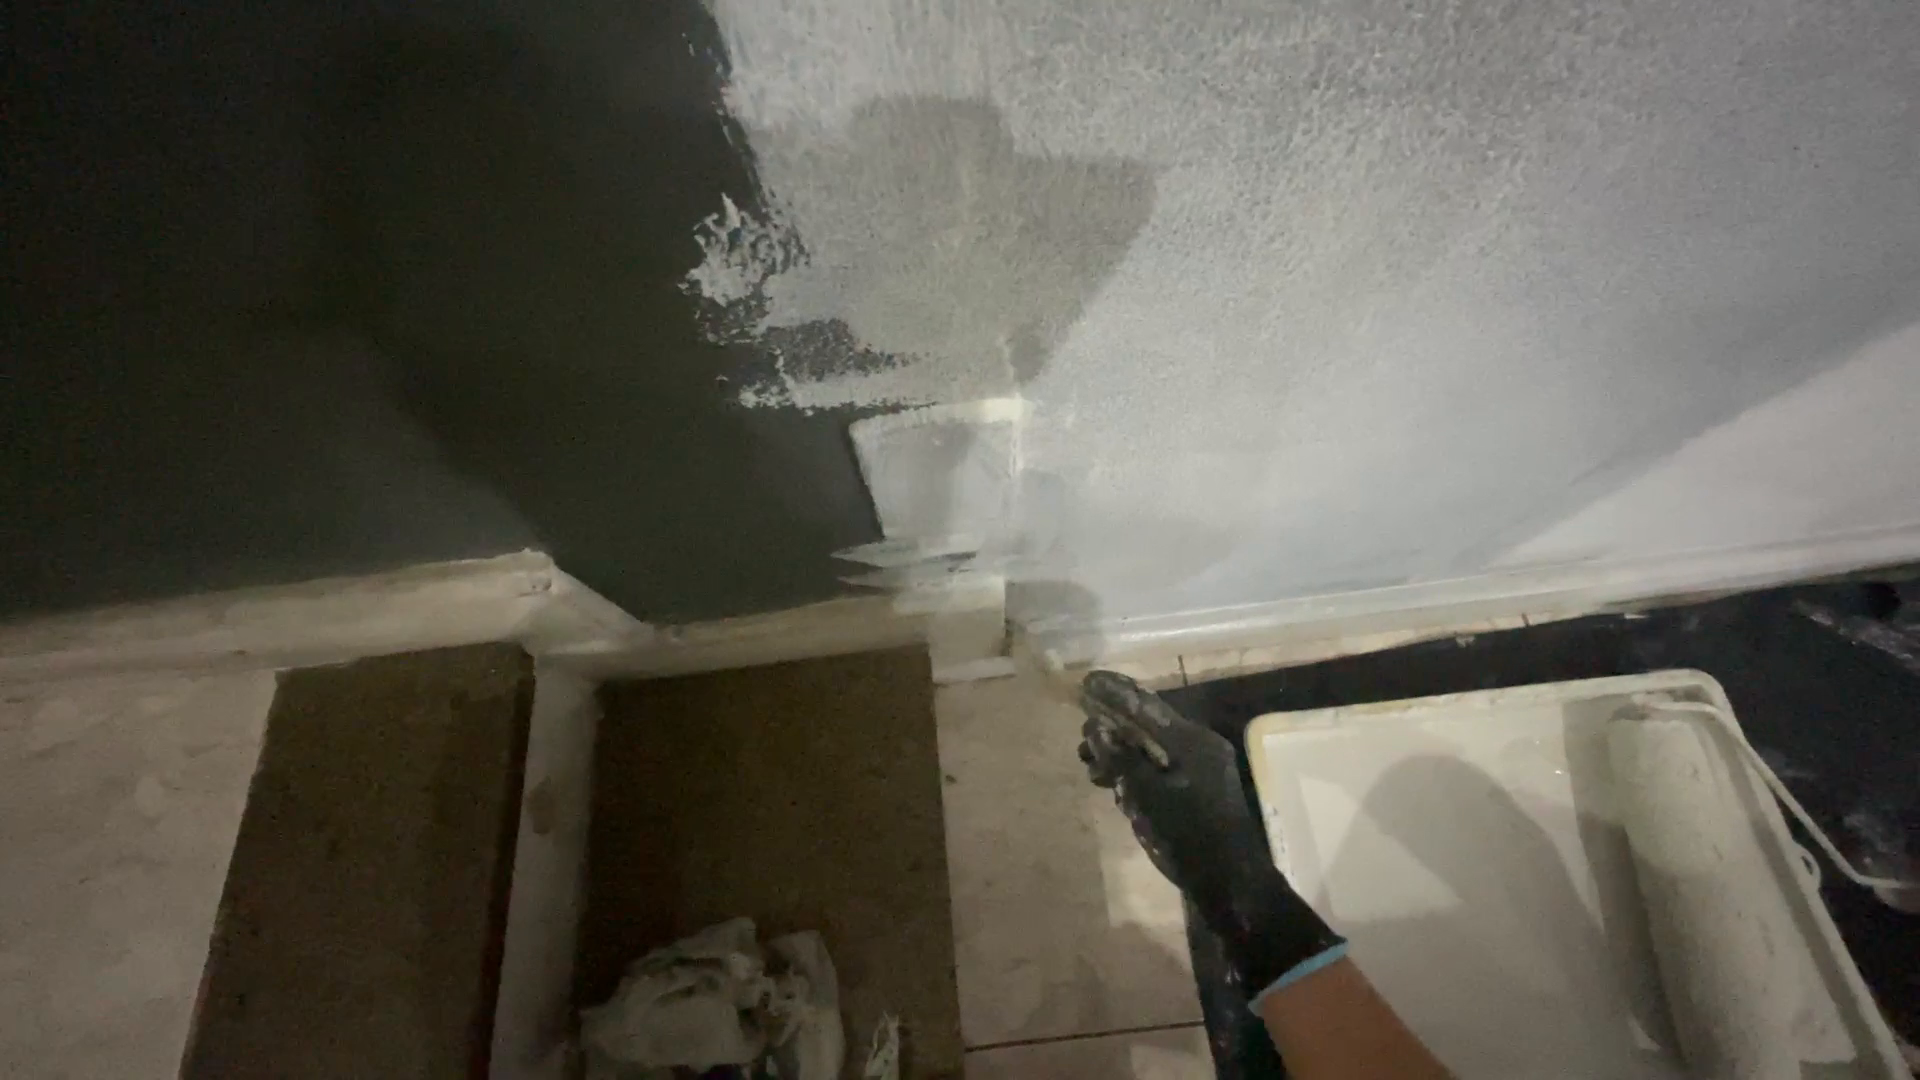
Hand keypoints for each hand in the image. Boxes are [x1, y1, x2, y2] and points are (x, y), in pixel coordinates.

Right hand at [1078, 670, 1345, 997]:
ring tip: (1088, 765)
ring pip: (1150, 750)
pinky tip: (1110, 783)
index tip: (1087, 681)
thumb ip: (1121, 759)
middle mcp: (1198, 748)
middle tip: (1082, 735)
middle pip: (1147, 726)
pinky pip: (1157, 770)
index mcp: (1192, 741)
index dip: (1115, 692)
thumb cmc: (1190, 837)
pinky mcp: (1195, 793)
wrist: (1232, 888)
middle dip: (1111, 727)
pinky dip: (1132, 772)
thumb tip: (1095, 728)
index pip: (1146, 705)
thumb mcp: (1147, 796)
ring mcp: (1198, 771)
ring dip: (1118, 753)